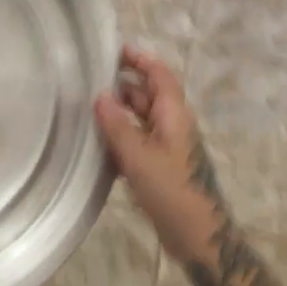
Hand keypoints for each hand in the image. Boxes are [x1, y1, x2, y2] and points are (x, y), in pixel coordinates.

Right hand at [92, 47, 228, 262]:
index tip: (114, 50)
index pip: (159, 75)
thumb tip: (101, 95)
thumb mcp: (139, 157)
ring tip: (88, 107)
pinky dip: (122, 135)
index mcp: (174, 115)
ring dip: (121, 111)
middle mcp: (173, 125)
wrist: (198, 235)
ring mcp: (168, 147)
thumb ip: (118, 126)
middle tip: (89, 79)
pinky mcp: (161, 167)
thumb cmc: (172, 191)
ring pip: (143, 119)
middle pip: (149, 95)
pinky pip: (139, 141)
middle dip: (124, 84)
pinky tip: (99, 142)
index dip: (140, 60)